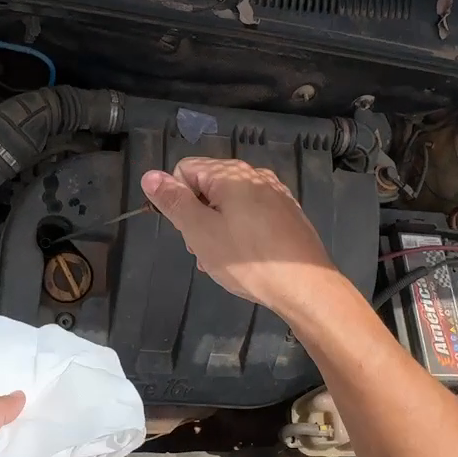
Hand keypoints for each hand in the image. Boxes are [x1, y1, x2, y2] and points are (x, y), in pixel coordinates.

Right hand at [141, 158, 346, 318]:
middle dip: (198, 216)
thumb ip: (174, 201)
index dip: (177, 199)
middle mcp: (255, 176)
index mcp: (231, 175)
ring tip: (224, 260)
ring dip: (217, 229)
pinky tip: (246, 260)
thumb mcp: (201, 232)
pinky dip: (240, 233)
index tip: (187, 230)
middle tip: (204, 250)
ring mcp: (275, 194)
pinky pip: (251, 216)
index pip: (185, 170)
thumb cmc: (249, 259)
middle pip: (208, 186)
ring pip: (229, 204)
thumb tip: (150, 175)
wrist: (307, 286)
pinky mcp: (287, 214)